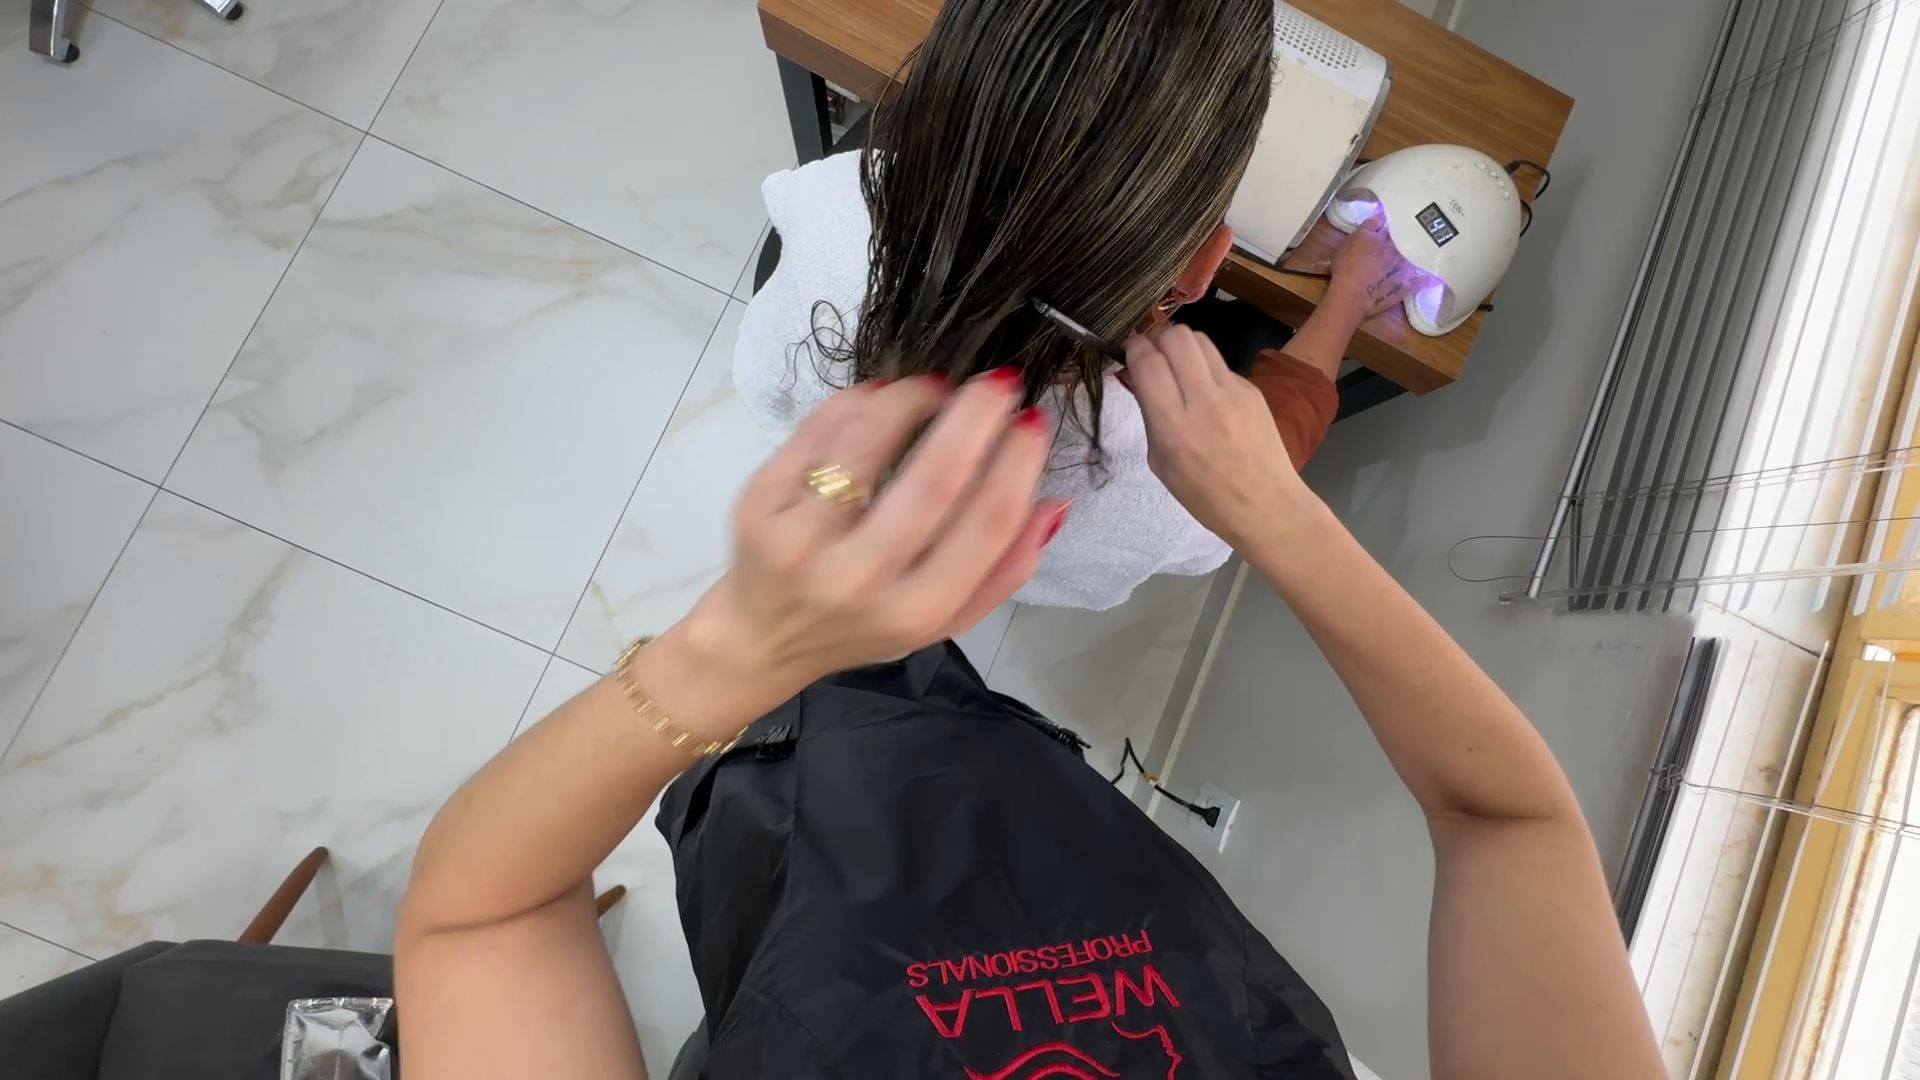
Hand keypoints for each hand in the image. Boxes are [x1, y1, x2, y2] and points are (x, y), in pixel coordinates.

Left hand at [658, 373, 1066, 727]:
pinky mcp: (758, 507)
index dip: (1019, 463)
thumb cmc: (868, 626)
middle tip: (999, 381)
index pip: (986, 525)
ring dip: (913, 397)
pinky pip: (817, 432)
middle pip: (933, 481)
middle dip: (977, 416)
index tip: (1033, 420)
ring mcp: (799, 543)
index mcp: (915, 613)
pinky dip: (858, 401)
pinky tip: (883, 396)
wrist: (764, 638)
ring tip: (936, 387)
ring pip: (868, 444)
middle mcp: (857, 582)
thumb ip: (1004, 570)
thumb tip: (1052, 501)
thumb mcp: (945, 619)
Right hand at [1122, 326, 1319, 549]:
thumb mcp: (1160, 462)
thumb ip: (1149, 416)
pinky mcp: (1252, 389)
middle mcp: (1204, 402)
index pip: (1149, 363)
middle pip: (1176, 337)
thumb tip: (1137, 377)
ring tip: (1175, 364)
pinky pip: (1219, 362)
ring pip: (1200, 339)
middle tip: (1152, 354)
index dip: (1134, 347)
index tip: (1129, 351)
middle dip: (1156, 337)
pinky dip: (1203, 366)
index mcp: (1174, 428)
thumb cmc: (1204, 495)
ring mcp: (1234, 392)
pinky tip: (1202, 389)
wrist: (1265, 505)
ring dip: (1180, 345)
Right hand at [1328, 211, 1427, 319]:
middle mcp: (1402, 252)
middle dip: (1416, 238)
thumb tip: (1383, 212)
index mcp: (1391, 238)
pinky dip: (1429, 280)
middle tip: (1422, 233)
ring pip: (1420, 259)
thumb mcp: (1355, 239)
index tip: (1405, 218)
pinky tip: (1436, 278)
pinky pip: (1421, 283)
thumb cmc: (1349, 266)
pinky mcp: (1404, 289)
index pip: (1400, 226)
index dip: (1401, 223)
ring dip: (1425, 255)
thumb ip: (1371, 225)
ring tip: (1432, 251)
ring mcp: (1405, 271)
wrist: (1350, 297)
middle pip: (1412, 243)